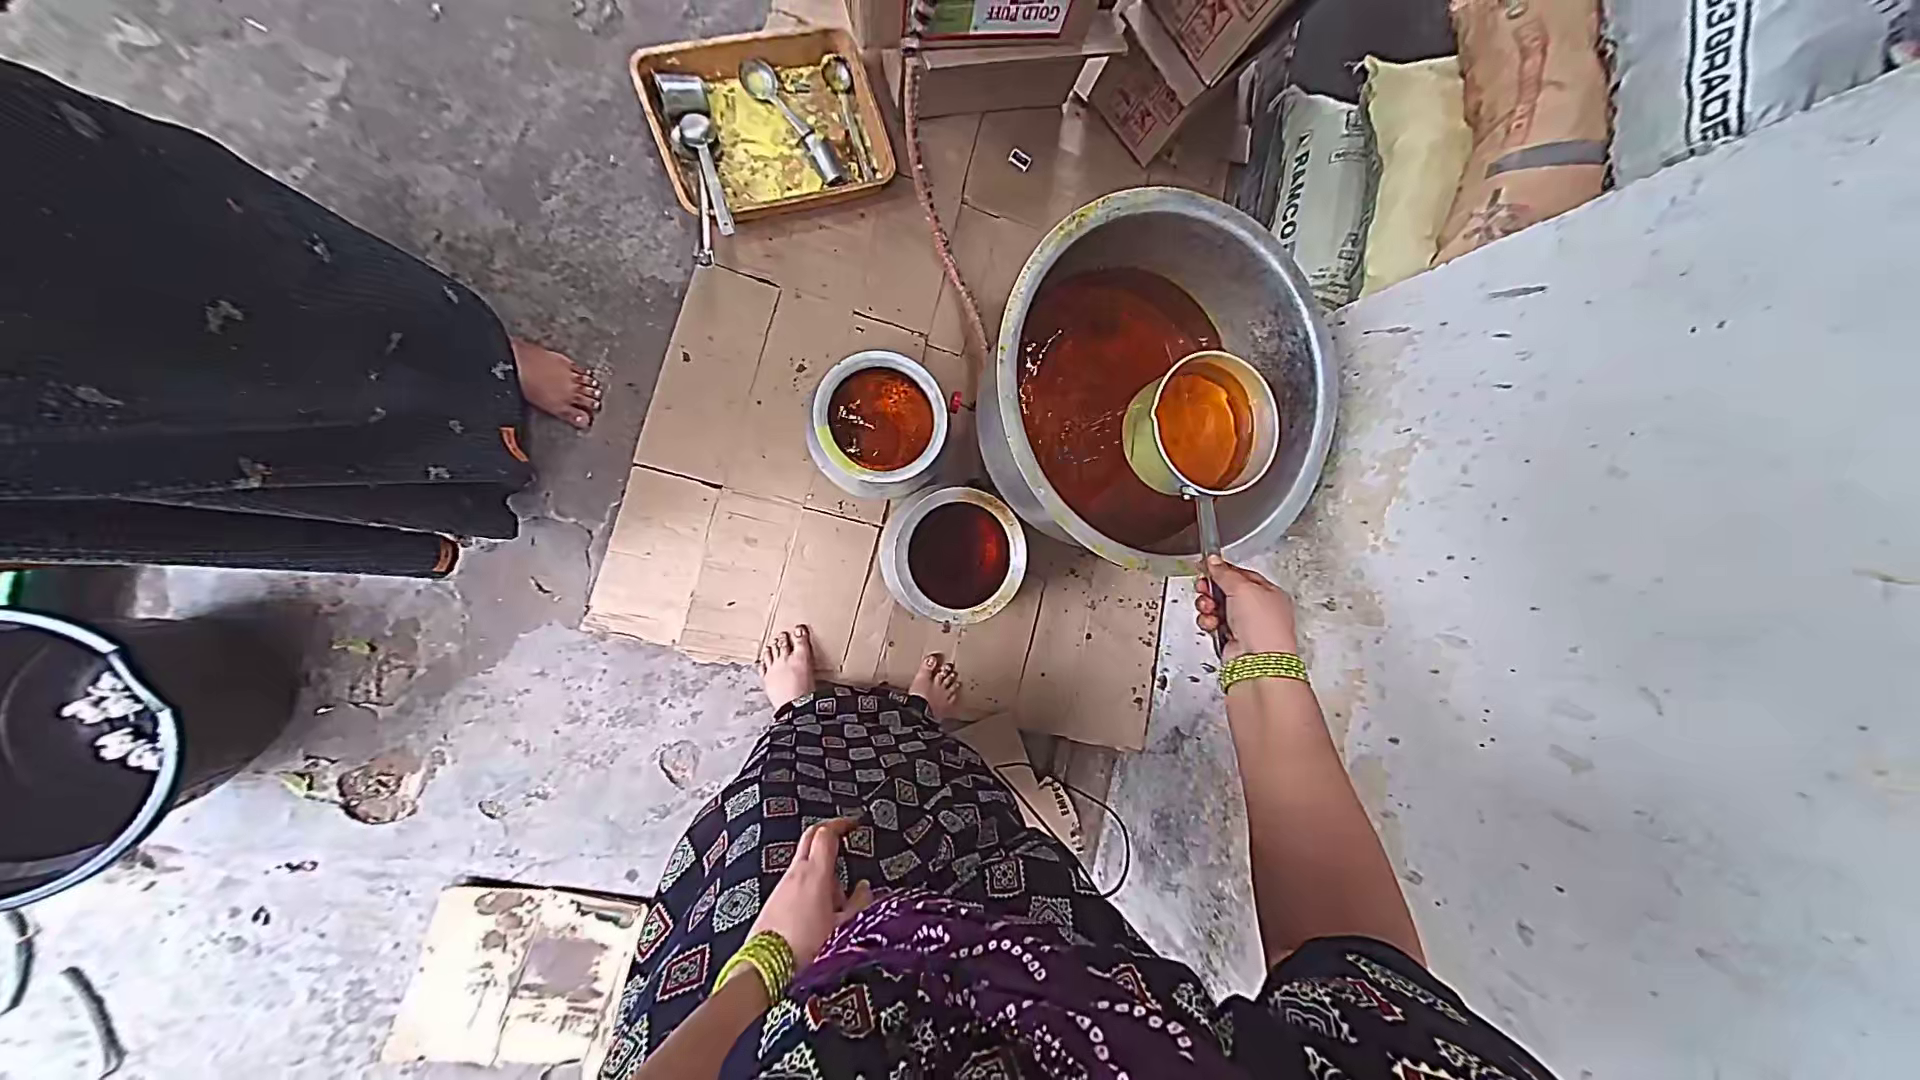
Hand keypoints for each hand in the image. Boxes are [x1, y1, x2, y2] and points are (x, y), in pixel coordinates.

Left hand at [740, 817, 872, 980]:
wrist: (763, 970)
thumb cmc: (806, 948)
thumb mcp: (843, 928)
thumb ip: (859, 903)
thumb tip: (864, 887)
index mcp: (816, 873)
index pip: (826, 833)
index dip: (841, 824)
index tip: (853, 824)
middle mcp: (796, 873)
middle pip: (810, 837)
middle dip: (828, 831)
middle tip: (842, 834)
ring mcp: (782, 885)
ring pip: (805, 862)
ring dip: (822, 868)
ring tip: (836, 902)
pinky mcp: (773, 900)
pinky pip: (796, 881)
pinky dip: (810, 885)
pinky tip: (818, 913)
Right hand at [1194, 555, 1298, 660]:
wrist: (1257, 661)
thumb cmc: (1263, 627)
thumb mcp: (1243, 588)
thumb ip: (1225, 573)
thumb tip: (1214, 561)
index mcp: (1268, 592)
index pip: (1240, 575)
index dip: (1222, 571)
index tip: (1207, 567)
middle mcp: (1257, 609)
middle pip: (1225, 590)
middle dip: (1211, 589)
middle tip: (1204, 588)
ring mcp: (1244, 624)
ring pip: (1216, 606)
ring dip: (1207, 606)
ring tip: (1210, 608)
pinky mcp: (1230, 638)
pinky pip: (1212, 623)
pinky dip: (1208, 621)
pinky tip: (1212, 623)